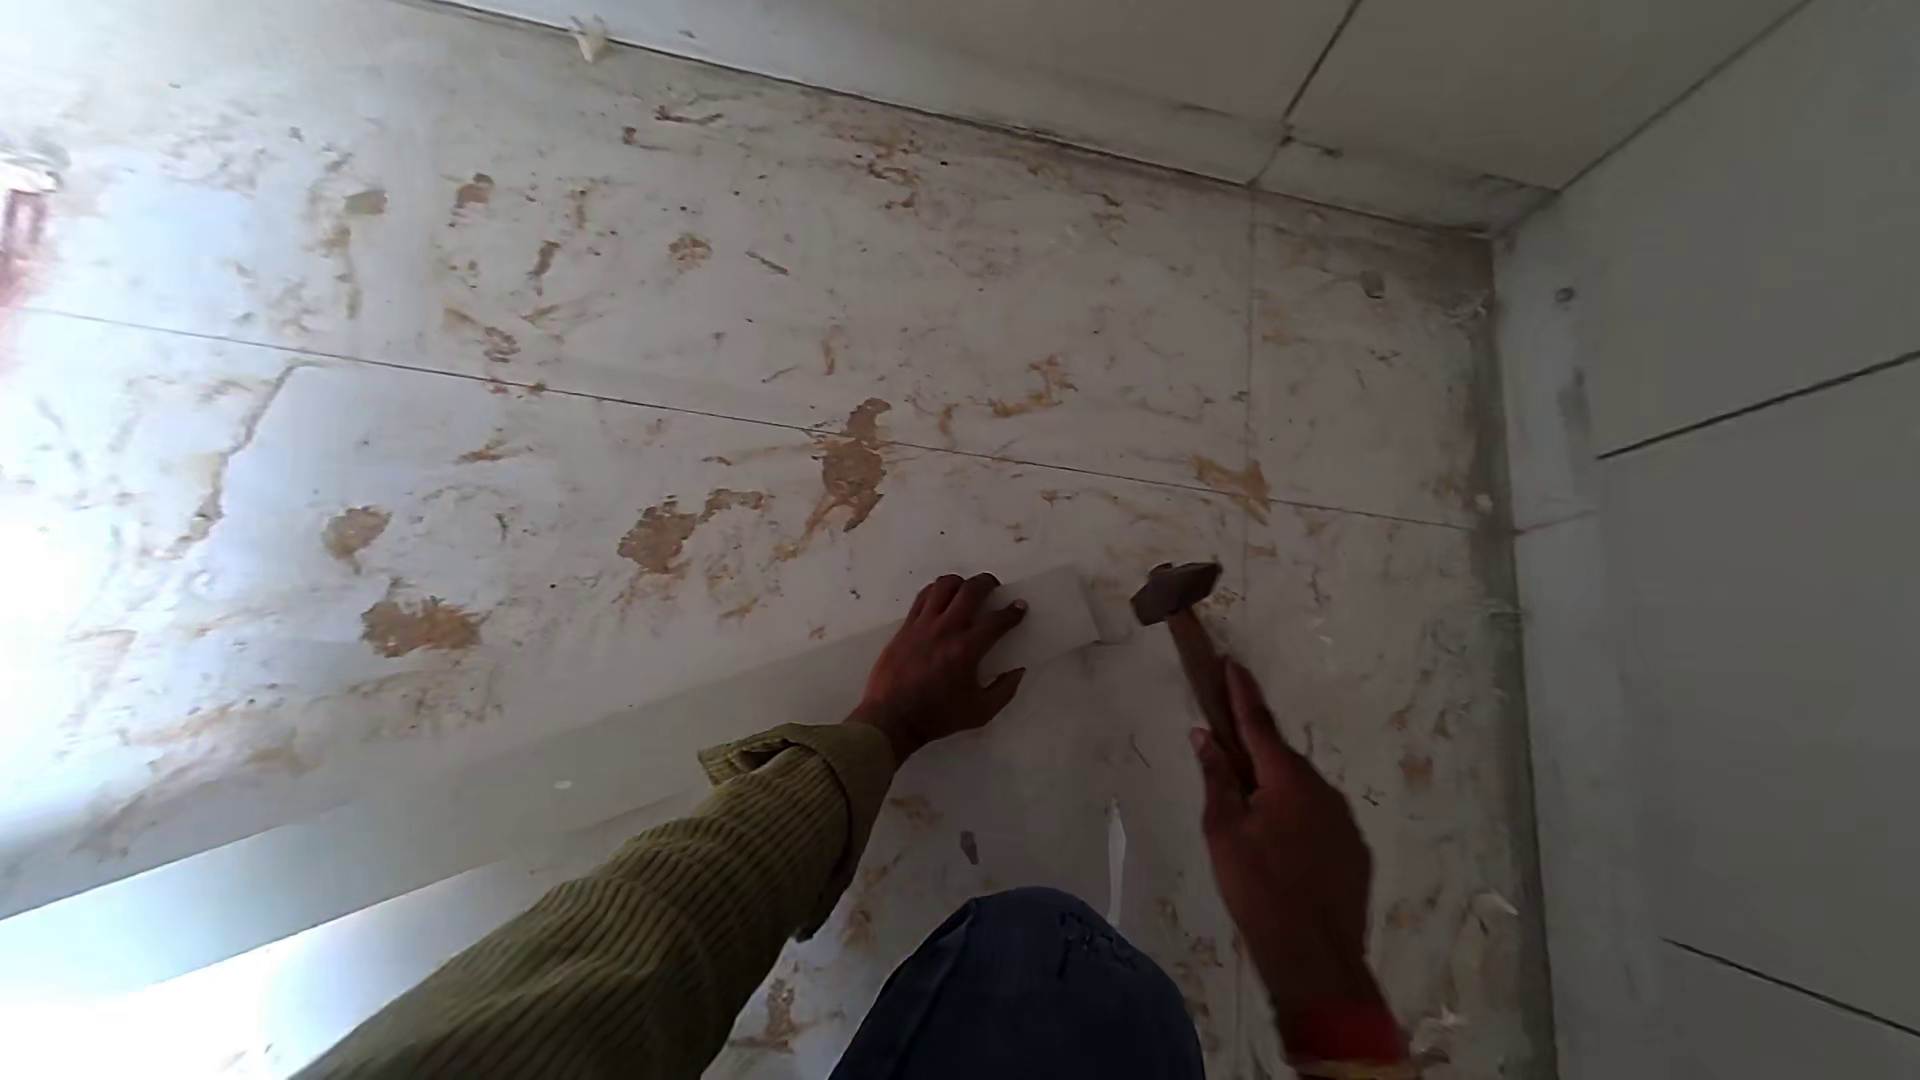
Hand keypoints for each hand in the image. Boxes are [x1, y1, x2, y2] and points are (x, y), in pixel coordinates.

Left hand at [847, 572, 1028, 761]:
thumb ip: (1004, 690)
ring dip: (960, 582)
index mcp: (966, 650)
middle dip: (987, 583)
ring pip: (943, 586)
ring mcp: (923, 625)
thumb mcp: (980, 712)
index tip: (1019, 607)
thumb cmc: (937, 716)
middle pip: (970, 591)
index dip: (1012, 612)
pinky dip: (936, 590)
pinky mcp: (905, 626)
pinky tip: (941, 596)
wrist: (891, 718)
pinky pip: (922, 597)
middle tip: (994, 586)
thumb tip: (1018, 671)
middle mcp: (945, 630)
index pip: (996, 621)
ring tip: (966, 588)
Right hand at [1192, 660, 1385, 1046]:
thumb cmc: (1257, 886)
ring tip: (1248, 808)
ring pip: (1299, 786)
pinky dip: (1293, 810)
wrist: (1316, 960)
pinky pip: (1317, 812)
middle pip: (1279, 755)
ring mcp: (1344, 820)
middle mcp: (1322, 789)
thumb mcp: (1222, 829)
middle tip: (1224, 748)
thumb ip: (1216, 776)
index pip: (1258, 722)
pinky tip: (1278, 839)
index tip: (1232, 662)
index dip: (1242, 691)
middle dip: (1252, 746)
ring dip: (1272, 783)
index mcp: (1287, 779)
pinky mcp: (1354, 848)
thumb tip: (1204, 734)